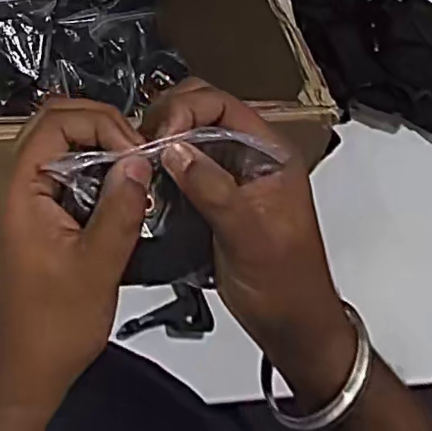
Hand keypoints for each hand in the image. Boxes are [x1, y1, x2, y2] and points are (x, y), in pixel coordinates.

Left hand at [0, 99, 146, 428]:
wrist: (27, 361)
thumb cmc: (49, 324)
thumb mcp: (97, 266)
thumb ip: (119, 211)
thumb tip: (138, 164)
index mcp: (21, 186)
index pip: (54, 122)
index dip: (98, 124)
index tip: (132, 148)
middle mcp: (18, 183)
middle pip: (55, 124)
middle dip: (100, 126)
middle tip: (137, 150)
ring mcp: (27, 195)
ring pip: (60, 145)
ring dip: (98, 148)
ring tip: (133, 169)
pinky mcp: (40, 211)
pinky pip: (65, 172)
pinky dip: (94, 172)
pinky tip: (120, 192)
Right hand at [142, 79, 357, 407]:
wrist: (291, 329)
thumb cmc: (287, 288)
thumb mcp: (252, 241)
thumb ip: (216, 193)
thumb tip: (174, 149)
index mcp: (268, 153)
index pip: (219, 103)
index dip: (184, 110)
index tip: (161, 137)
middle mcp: (245, 151)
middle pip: (195, 103)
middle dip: (164, 115)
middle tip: (144, 143)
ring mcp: (224, 165)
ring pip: (181, 124)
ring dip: (156, 134)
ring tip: (140, 158)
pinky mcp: (205, 183)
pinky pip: (173, 152)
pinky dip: (154, 154)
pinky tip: (143, 172)